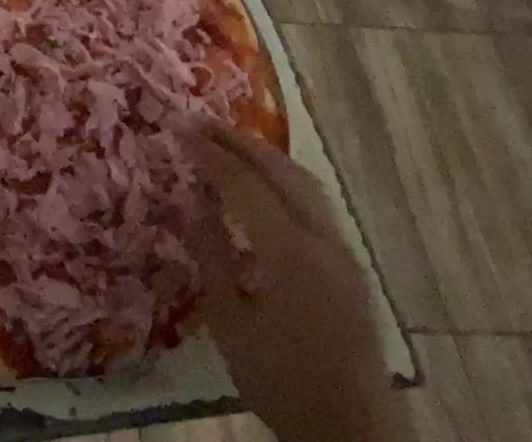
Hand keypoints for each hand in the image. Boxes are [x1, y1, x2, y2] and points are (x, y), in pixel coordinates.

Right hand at [184, 128, 395, 441]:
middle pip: (280, 171)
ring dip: (264, 155)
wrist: (351, 428)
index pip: (244, 184)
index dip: (210, 153)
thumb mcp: (229, 322)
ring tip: (229, 141)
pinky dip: (283, 178)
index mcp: (290, 253)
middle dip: (239, 141)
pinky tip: (264, 182)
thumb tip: (192, 203)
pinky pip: (314, 200)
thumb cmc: (280, 378)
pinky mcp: (349, 262)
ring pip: (304, 181)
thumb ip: (212, 255)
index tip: (180, 128)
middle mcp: (322, 239)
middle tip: (201, 121)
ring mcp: (342, 248)